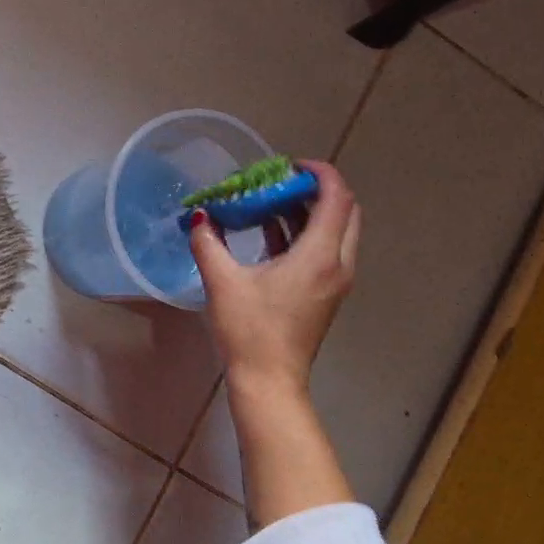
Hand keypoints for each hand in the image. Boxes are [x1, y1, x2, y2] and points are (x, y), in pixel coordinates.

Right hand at [189, 159, 361, 393]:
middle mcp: (338, 263)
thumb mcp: (223, 282)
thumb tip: (199, 218)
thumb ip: (209, 244)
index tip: (288, 165)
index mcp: (320, 255)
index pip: (336, 198)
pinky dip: (303, 234)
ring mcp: (335, 280)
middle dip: (315, 190)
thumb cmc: (249, 329)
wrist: (270, 378)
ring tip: (269, 205)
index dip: (318, 174)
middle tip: (278, 184)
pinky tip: (269, 234)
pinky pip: (325, 249)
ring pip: (336, 231)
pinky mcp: (325, 292)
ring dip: (309, 212)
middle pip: (344, 211)